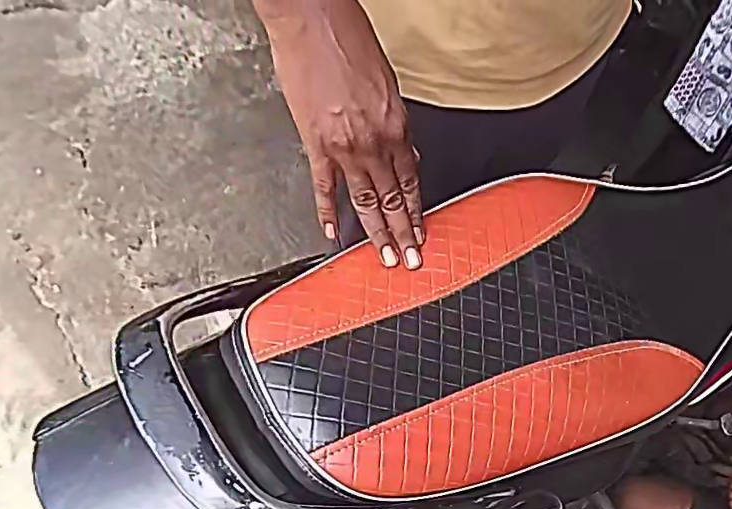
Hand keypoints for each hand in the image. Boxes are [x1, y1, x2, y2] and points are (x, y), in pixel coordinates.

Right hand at [260, 0, 422, 267]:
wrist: (310, 14)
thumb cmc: (348, 39)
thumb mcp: (388, 84)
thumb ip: (398, 128)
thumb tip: (406, 159)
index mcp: (395, 127)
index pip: (411, 184)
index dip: (416, 214)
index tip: (421, 235)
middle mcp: (373, 143)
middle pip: (392, 200)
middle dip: (403, 235)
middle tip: (410, 261)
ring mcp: (344, 148)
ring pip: (365, 202)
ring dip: (377, 234)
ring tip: (385, 257)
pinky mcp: (316, 144)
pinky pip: (325, 188)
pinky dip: (328, 213)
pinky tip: (333, 235)